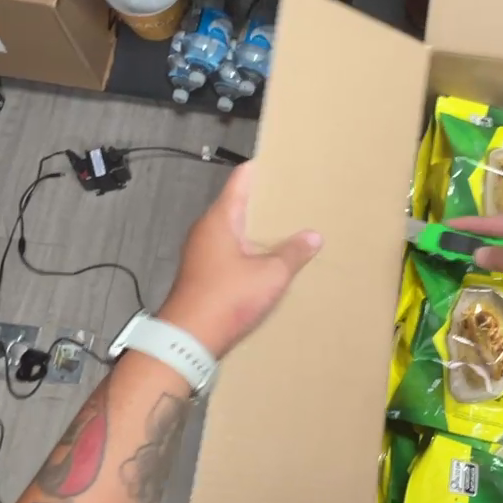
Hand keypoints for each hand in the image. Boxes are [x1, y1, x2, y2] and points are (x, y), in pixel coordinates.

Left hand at [156, 162, 321, 356]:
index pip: (241, 180)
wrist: (188, 340)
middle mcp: (208, 230)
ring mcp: (203, 252)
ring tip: (290, 227)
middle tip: (297, 196)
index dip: (262, 168)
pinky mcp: (204, 273)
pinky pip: (232, 252)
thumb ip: (293, 253)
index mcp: (221, 219)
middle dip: (266, 201)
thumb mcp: (270, 275)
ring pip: (236, 230)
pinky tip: (271, 260)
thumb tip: (313, 236)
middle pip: (239, 204)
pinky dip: (251, 250)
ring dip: (259, 229)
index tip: (282, 162)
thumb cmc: (227, 299)